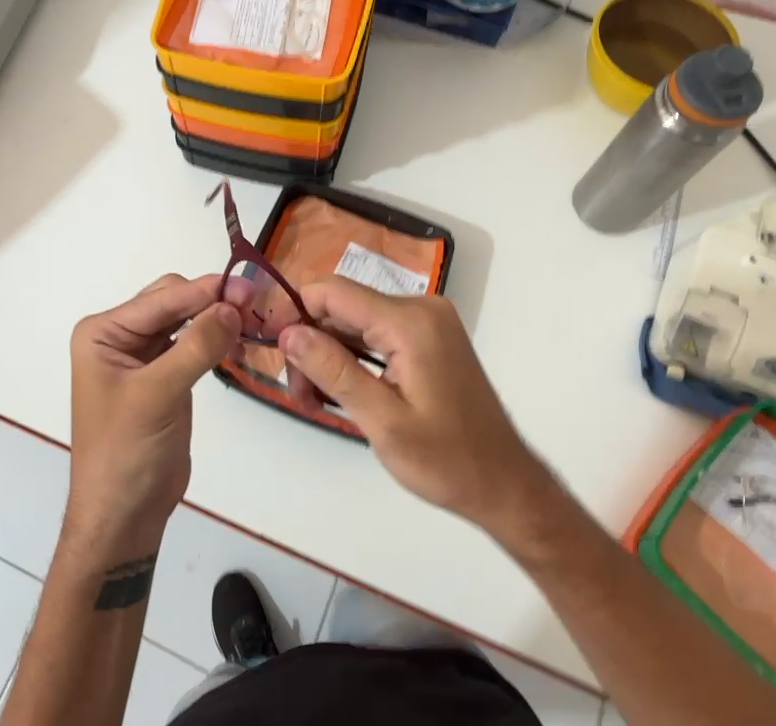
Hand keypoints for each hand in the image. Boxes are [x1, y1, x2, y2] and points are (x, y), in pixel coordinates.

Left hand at [66, 273, 249, 550]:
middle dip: (211, 301)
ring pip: (185, 321)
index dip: (203, 291)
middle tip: (255, 305)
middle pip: (173, 302)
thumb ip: (195, 347)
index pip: (160, 299)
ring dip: (215, 318)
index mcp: (102, 333)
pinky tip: (240, 339)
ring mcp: (142, 358)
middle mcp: (119, 338)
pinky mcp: (164, 377)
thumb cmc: (126, 452)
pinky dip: (215, 340)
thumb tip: (234, 306)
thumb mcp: (158, 395)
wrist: (123, 515)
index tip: (248, 287)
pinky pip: (192, 345)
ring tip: (254, 318)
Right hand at [277, 278, 550, 533]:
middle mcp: (421, 308)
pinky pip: (376, 335)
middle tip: (300, 395)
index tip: (272, 350)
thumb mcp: (382, 421)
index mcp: (411, 322)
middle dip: (311, 344)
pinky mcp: (428, 339)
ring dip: (328, 356)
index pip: (333, 292)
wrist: (503, 484)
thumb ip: (334, 371)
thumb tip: (288, 333)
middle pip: (342, 307)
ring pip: (355, 322)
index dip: (294, 312)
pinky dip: (353, 359)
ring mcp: (427, 322)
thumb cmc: (446, 460)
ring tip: (316, 402)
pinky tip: (340, 393)